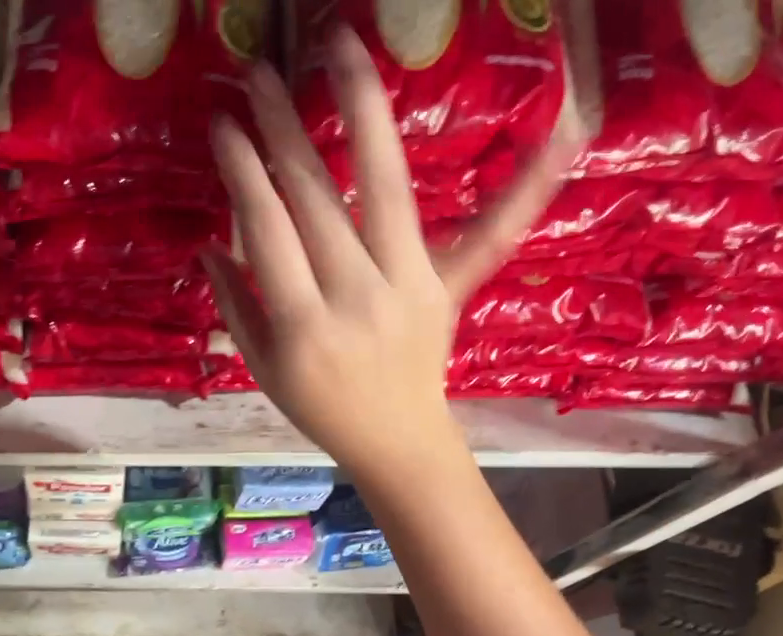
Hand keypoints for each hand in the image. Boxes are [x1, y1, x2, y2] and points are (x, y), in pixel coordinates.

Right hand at [202, 27, 577, 475]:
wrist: (395, 441)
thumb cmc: (321, 408)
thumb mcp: (263, 369)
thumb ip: (236, 306)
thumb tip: (211, 245)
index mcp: (302, 326)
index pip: (267, 232)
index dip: (243, 173)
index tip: (223, 125)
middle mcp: (357, 298)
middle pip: (316, 200)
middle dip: (283, 129)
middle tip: (260, 71)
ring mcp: (411, 287)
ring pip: (385, 187)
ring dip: (361, 111)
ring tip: (340, 48)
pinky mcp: (452, 285)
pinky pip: (492, 233)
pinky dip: (529, 183)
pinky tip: (570, 123)